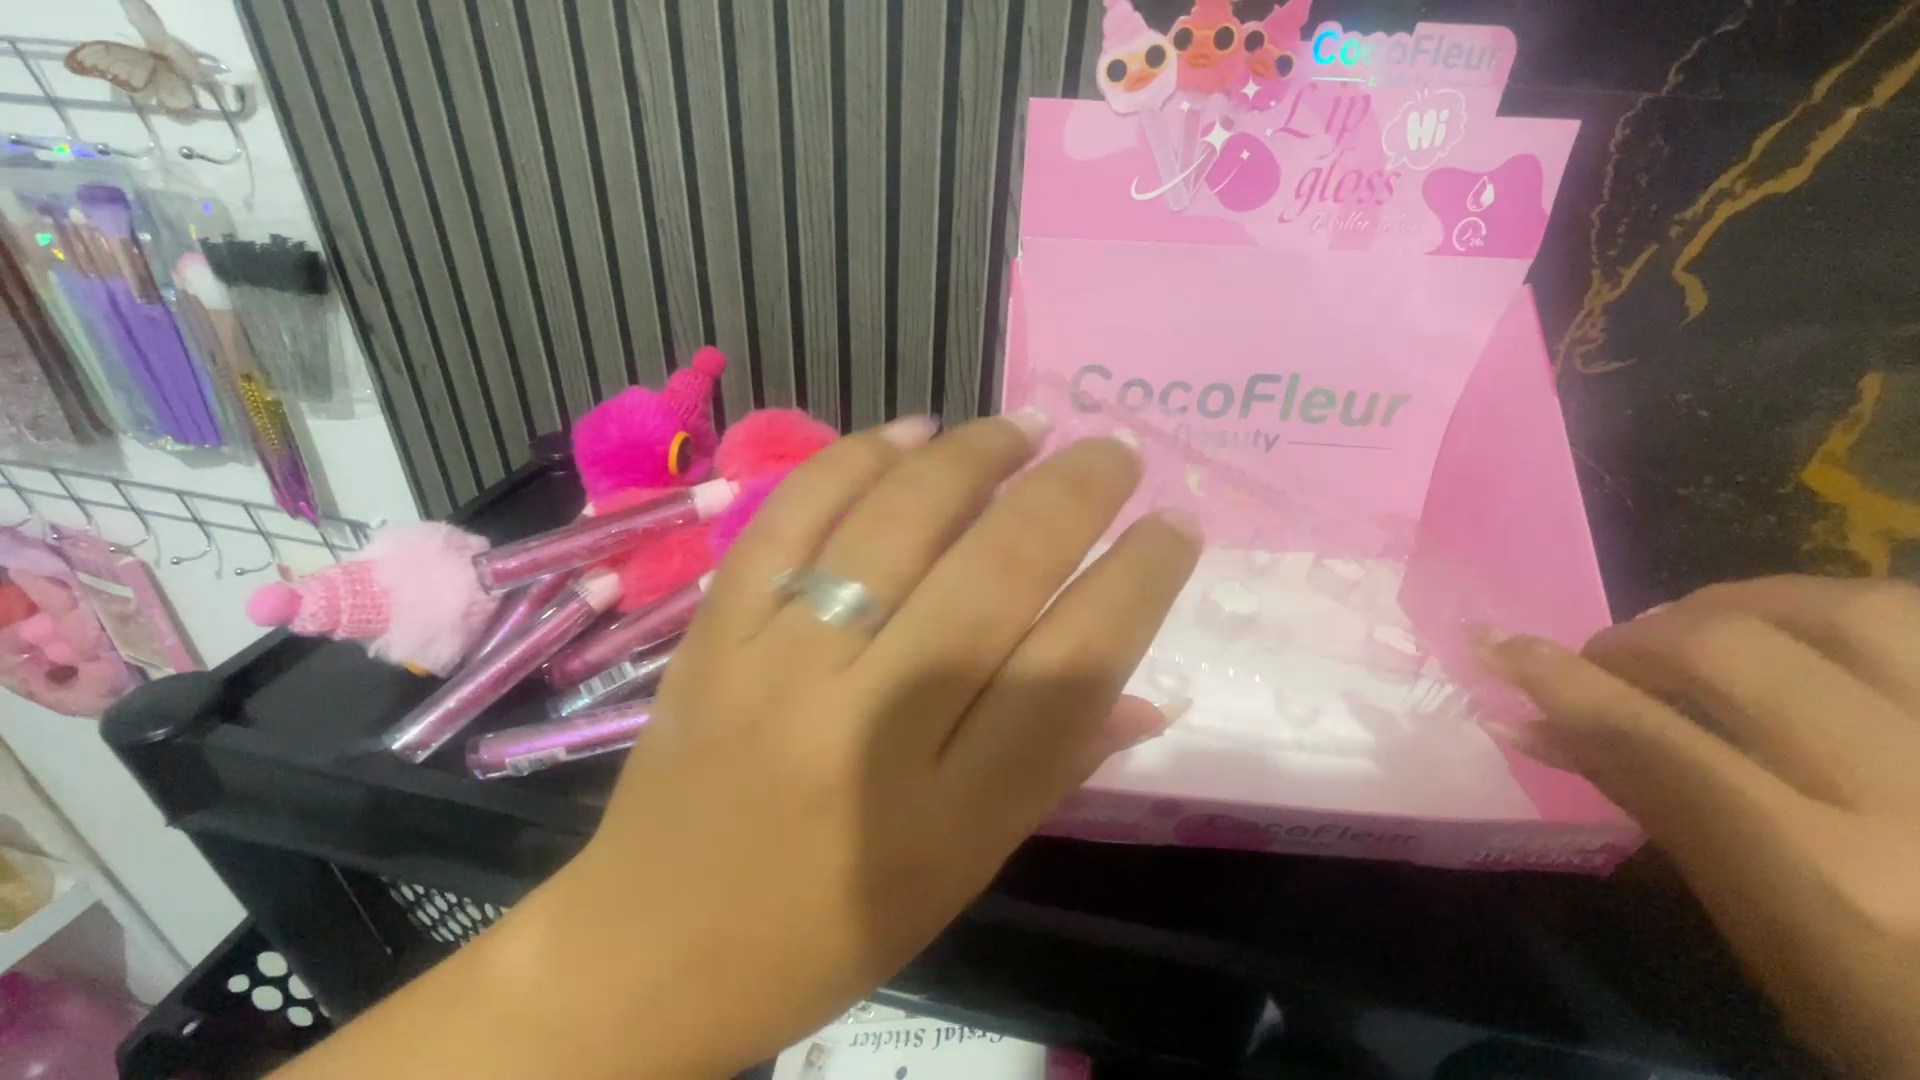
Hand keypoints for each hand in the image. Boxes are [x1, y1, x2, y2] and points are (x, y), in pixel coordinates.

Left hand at [553, 413, 1199, 1075]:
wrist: (654, 948)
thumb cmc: (831, 928)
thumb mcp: (963, 870)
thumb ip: (1056, 767)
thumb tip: (1154, 690)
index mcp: (952, 813)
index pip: (1072, 667)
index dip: (1137, 582)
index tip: (1173, 528)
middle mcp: (870, 727)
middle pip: (993, 577)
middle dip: (1073, 497)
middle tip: (1116, 452)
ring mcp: (780, 668)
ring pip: (895, 527)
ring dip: (974, 457)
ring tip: (1028, 426)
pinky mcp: (715, 633)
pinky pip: (790, 519)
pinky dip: (856, 460)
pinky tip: (913, 431)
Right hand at [1480, 577, 1919, 1079]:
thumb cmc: (1896, 1017)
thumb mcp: (1765, 938)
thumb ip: (1659, 811)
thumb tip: (1534, 726)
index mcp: (1831, 878)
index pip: (1649, 739)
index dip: (1559, 681)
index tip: (1498, 645)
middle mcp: (1917, 795)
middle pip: (1737, 653)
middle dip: (1644, 638)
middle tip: (1613, 657)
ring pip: (1858, 610)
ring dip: (1750, 603)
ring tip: (1709, 625)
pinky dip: (1847, 618)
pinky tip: (1813, 638)